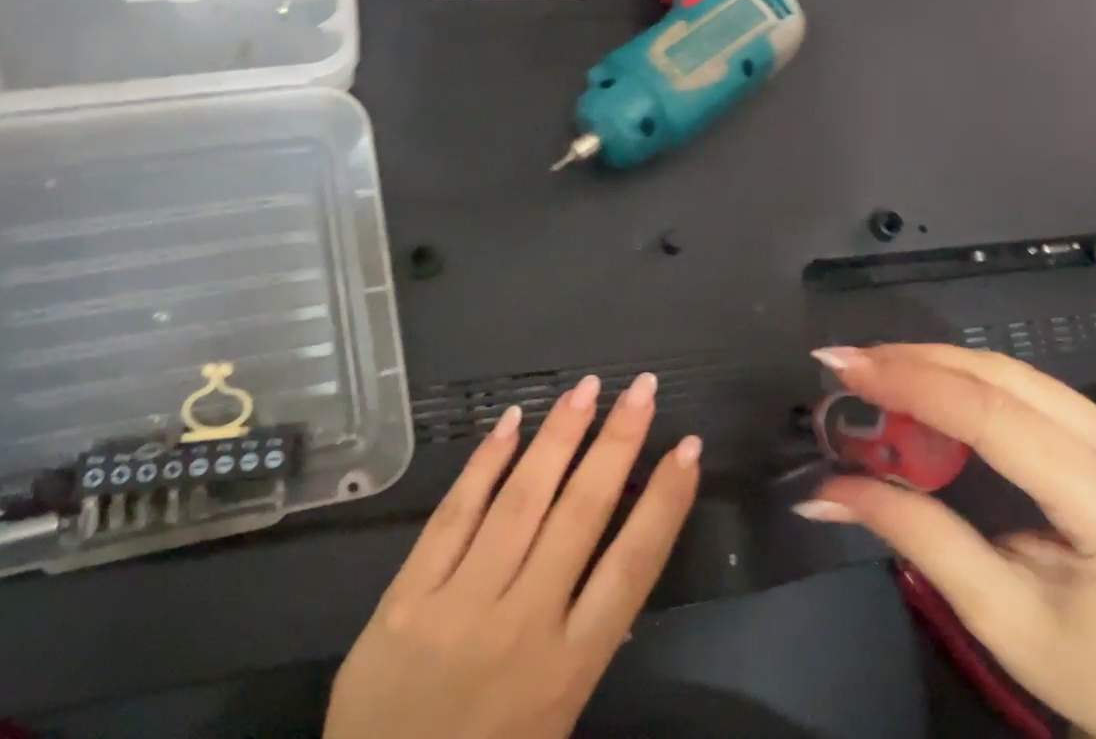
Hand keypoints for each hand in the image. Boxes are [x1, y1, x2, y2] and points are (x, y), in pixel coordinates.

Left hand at [324, 372, 701, 738]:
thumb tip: (614, 575)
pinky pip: (454, 516)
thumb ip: (584, 642)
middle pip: (581, 514)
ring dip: (558, 437)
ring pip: (521, 501)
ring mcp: (461, 602)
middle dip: (616, 444)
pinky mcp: (408, 595)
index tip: (687, 449)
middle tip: (642, 389)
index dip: (665, 501)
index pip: (632, 564)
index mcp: (571, 662)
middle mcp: (524, 621)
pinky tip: (510, 423)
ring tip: (586, 390)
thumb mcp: (557, 716)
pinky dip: (484, 465)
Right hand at [796, 345, 1095, 738]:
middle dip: (917, 363)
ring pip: (1020, 377)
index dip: (914, 384)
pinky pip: (1034, 394)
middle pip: (1009, 381)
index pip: (998, 419)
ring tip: (870, 370)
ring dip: (939, 367)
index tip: (843, 367)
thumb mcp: (995, 612)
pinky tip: (921, 385)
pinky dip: (968, 385)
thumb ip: (915, 534)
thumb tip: (823, 492)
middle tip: (844, 362)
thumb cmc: (1089, 673)